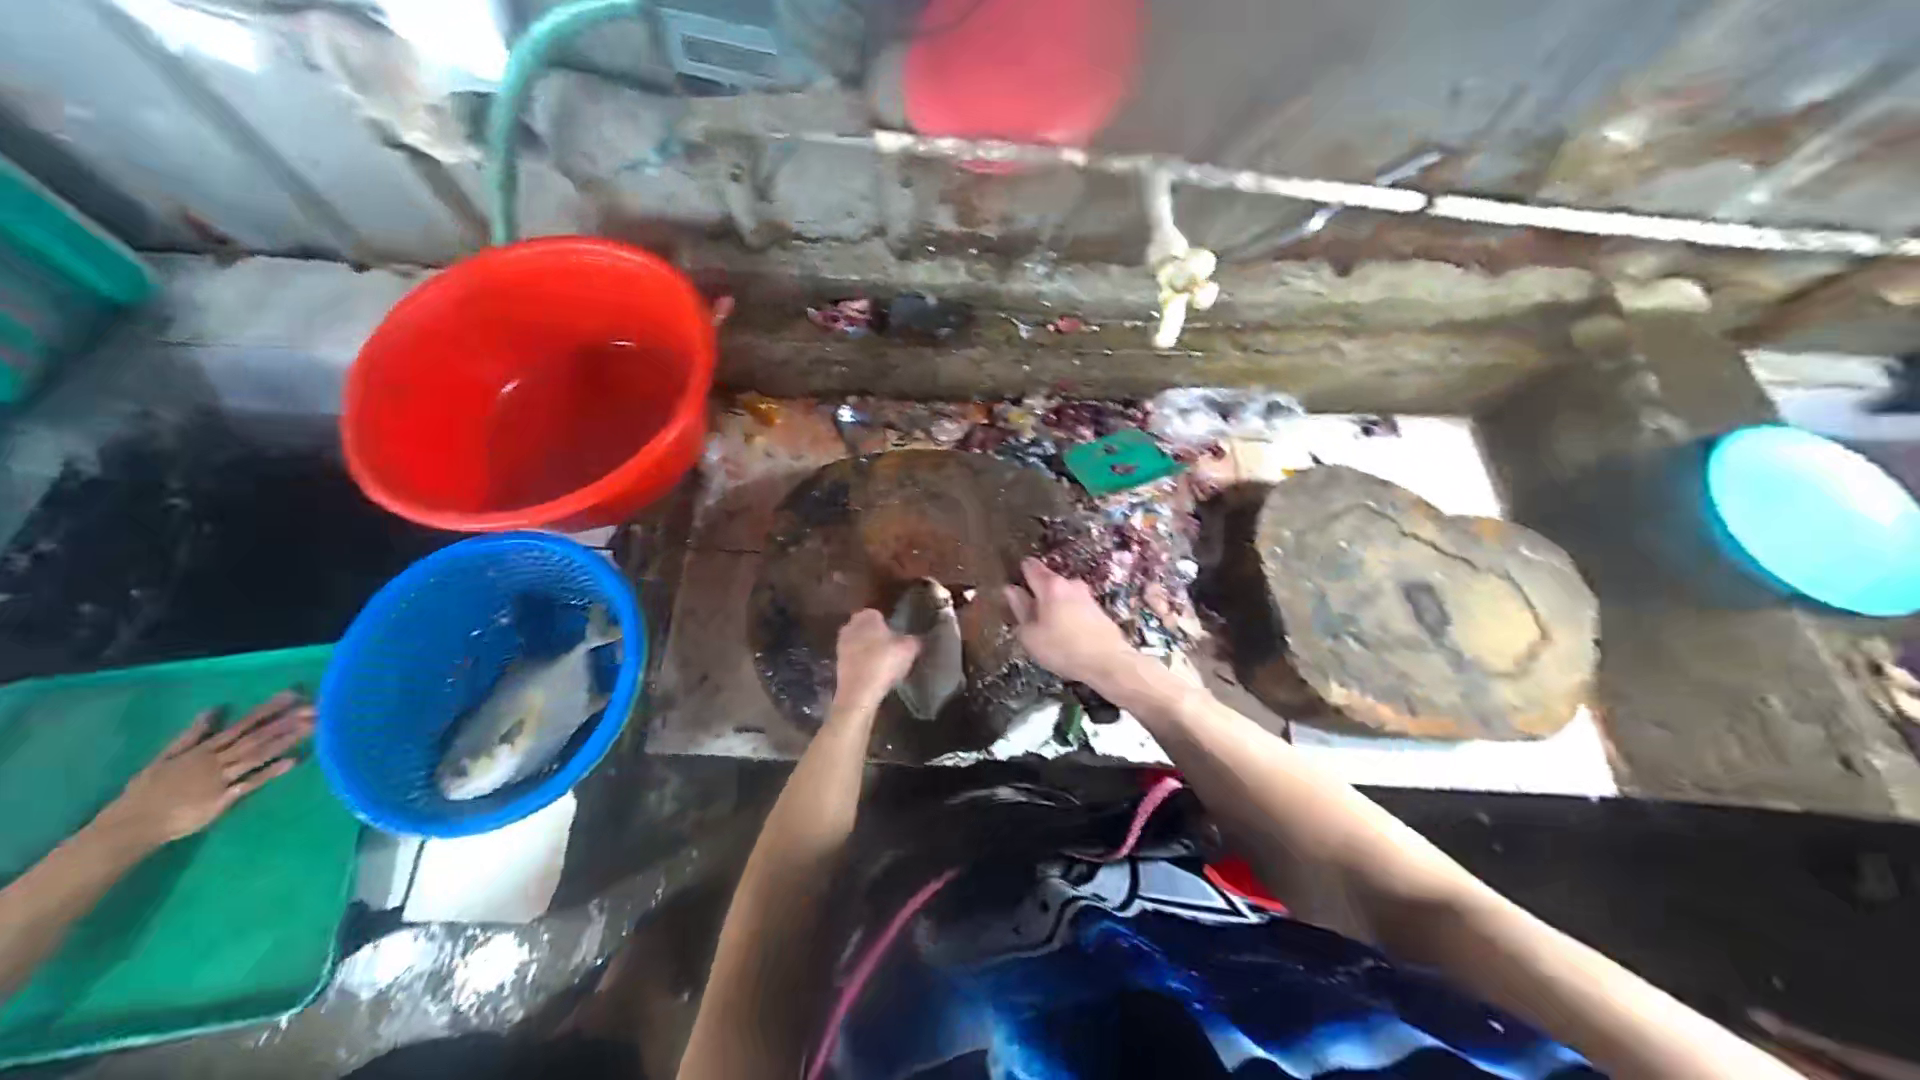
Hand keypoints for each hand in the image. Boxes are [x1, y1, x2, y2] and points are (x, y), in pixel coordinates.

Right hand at [95, 691, 313, 849]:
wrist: (130, 825)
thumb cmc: (148, 791)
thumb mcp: (165, 757)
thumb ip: (192, 734)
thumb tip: (214, 709)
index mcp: (203, 750)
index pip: (243, 725)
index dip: (269, 709)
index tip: (294, 695)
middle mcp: (215, 761)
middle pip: (256, 737)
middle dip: (286, 721)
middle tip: (316, 708)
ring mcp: (220, 780)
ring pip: (257, 755)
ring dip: (285, 741)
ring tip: (312, 727)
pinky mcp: (222, 799)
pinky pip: (250, 784)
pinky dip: (270, 773)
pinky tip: (293, 761)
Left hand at [832, 609, 921, 713]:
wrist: (859, 692)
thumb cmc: (884, 662)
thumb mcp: (909, 648)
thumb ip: (914, 639)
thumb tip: (917, 638)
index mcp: (867, 616)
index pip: (879, 614)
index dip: (889, 625)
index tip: (898, 636)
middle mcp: (850, 625)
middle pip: (867, 628)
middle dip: (876, 636)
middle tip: (892, 648)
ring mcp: (841, 644)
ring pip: (859, 643)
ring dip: (868, 650)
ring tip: (884, 663)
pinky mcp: (837, 663)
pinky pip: (854, 658)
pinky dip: (862, 663)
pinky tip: (873, 673)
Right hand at [1005, 557, 1137, 686]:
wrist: (1109, 662)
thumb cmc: (1063, 648)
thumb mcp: (1030, 634)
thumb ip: (1019, 608)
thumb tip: (1011, 590)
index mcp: (1050, 585)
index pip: (1030, 566)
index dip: (1020, 573)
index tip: (1014, 588)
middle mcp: (1070, 583)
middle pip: (1048, 581)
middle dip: (1037, 594)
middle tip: (1030, 618)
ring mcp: (1087, 595)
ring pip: (1062, 595)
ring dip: (1054, 606)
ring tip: (1048, 630)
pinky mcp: (1099, 609)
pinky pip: (1075, 607)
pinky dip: (1068, 615)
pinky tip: (1067, 635)